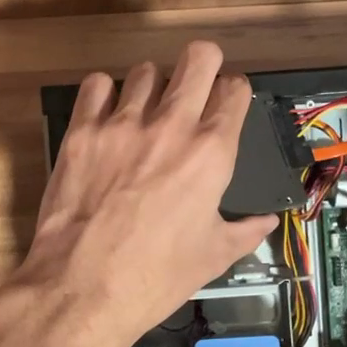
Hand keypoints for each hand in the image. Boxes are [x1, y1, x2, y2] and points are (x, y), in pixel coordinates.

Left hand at [14, 41, 278, 346]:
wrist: (83, 288)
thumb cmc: (155, 277)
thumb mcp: (212, 257)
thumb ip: (244, 230)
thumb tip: (265, 222)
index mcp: (211, 153)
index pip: (234, 90)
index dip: (233, 94)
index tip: (225, 106)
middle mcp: (171, 126)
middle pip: (198, 58)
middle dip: (203, 65)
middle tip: (195, 86)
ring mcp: (122, 125)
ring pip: (145, 71)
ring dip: (152, 87)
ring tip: (145, 114)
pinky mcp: (81, 132)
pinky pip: (96, 86)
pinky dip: (105, 95)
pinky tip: (107, 117)